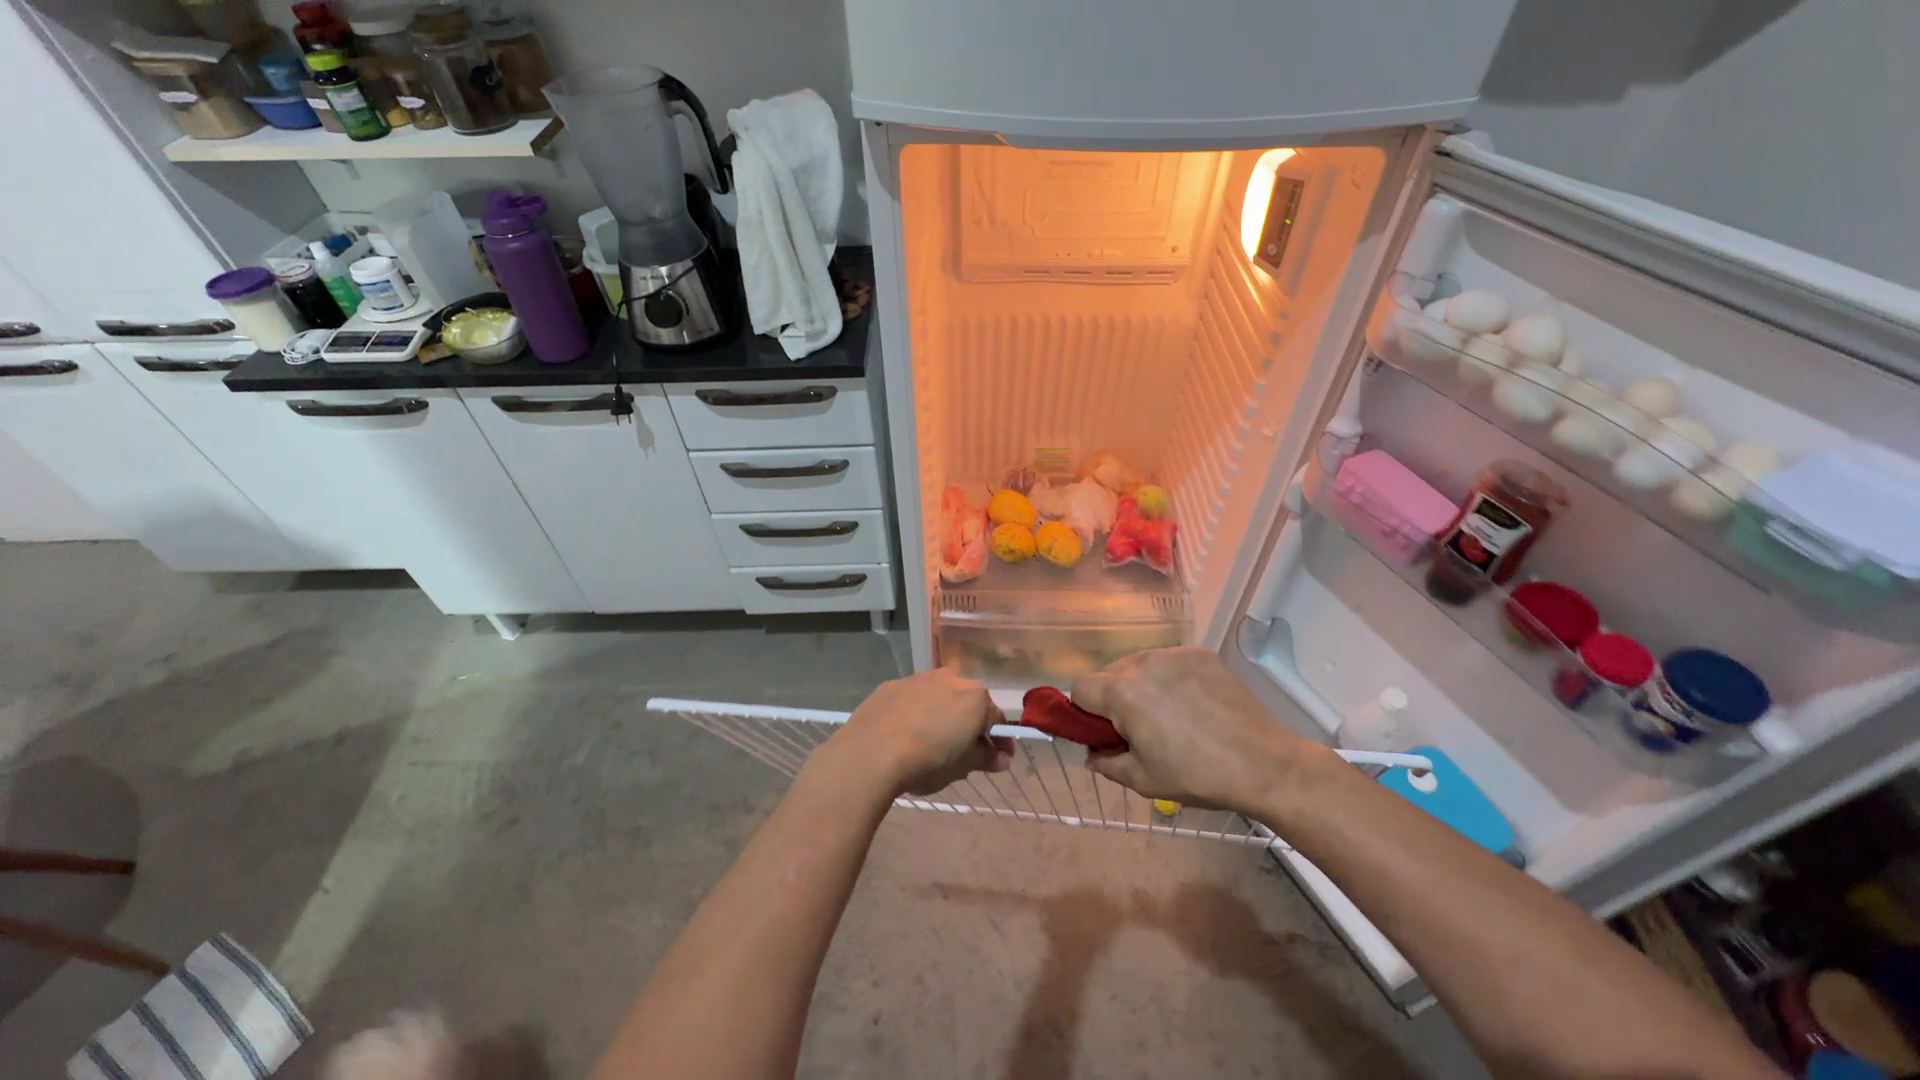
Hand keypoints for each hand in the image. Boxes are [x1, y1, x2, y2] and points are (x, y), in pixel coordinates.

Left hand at [828, 670, 1013, 796]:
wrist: (871, 753)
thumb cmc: (927, 760)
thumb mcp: (963, 766)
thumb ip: (985, 758)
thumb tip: (1001, 757)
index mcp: (975, 697)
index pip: (997, 720)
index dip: (999, 741)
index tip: (997, 758)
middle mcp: (950, 679)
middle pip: (968, 704)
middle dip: (969, 726)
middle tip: (962, 752)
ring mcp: (919, 678)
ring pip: (939, 698)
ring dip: (941, 716)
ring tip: (929, 743)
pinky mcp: (891, 685)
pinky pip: (912, 699)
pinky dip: (915, 713)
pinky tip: (904, 734)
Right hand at [1070, 647, 1323, 811]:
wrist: (1262, 764)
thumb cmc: (1196, 776)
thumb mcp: (1142, 780)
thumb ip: (1105, 763)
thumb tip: (1092, 753)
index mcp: (1122, 692)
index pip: (1080, 688)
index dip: (1085, 713)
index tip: (1105, 733)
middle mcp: (1144, 663)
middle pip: (1110, 673)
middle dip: (1114, 698)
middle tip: (1140, 729)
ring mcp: (1176, 654)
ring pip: (1140, 665)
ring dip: (1143, 686)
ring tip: (1170, 716)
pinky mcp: (1202, 654)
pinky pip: (1171, 662)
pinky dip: (1172, 679)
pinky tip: (1194, 704)